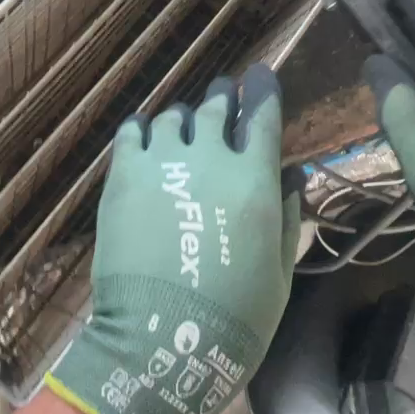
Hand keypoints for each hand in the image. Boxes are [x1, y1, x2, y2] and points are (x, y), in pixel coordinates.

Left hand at [46, 65, 297, 413]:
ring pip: (173, 116)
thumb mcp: (279, 271)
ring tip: (181, 130)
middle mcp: (209, 158)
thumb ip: (287, 213)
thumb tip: (290, 171)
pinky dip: (141, 130)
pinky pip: (132, 131)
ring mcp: (162, 161)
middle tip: (221, 99)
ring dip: (182, 120)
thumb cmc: (234, 315)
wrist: (162, 338)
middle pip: (215, 107)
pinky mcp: (124, 173)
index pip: (262, 115)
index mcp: (254, 180)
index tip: (260, 75)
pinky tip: (145, 139)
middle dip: (222, 98)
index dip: (262, 89)